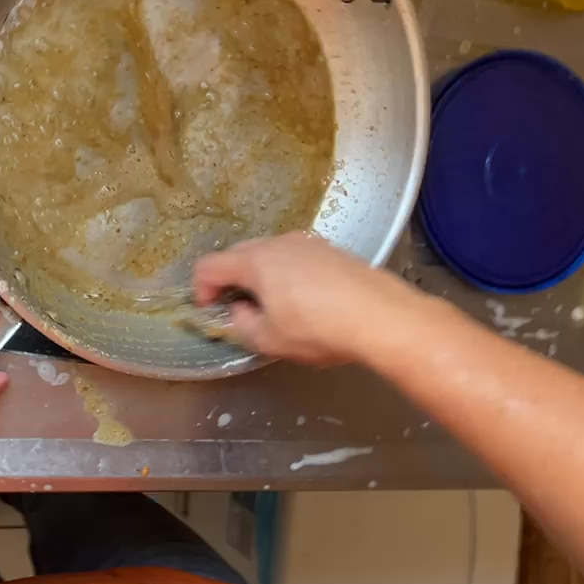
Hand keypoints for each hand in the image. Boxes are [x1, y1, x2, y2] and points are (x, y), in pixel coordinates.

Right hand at [193, 233, 410, 365]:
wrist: (383, 317)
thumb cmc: (319, 329)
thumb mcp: (268, 340)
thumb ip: (241, 324)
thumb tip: (239, 311)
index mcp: (255, 262)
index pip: (209, 266)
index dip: (200, 289)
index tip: (209, 309)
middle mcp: (279, 243)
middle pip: (238, 254)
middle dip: (229, 280)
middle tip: (237, 308)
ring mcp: (308, 242)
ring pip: (269, 254)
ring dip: (259, 275)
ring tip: (271, 305)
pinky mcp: (332, 250)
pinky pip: (295, 257)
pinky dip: (285, 274)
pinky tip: (302, 300)